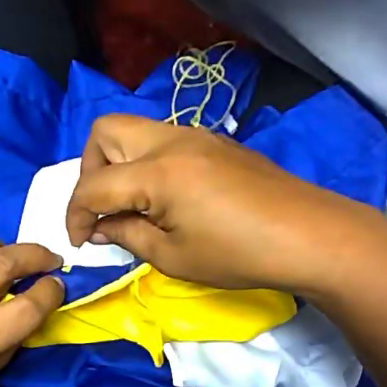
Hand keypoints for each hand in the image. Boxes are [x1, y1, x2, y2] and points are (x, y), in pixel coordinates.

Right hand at [62, 114, 386, 298]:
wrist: (310, 235)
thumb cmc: (238, 254)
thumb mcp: (172, 256)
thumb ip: (126, 235)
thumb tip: (100, 227)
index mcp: (156, 172)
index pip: (92, 185)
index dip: (75, 216)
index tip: (82, 242)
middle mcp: (171, 141)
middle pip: (104, 132)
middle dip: (90, 170)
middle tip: (104, 208)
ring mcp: (195, 136)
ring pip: (134, 130)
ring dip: (118, 163)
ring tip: (132, 205)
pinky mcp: (214, 142)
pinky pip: (161, 139)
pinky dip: (145, 162)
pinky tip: (165, 198)